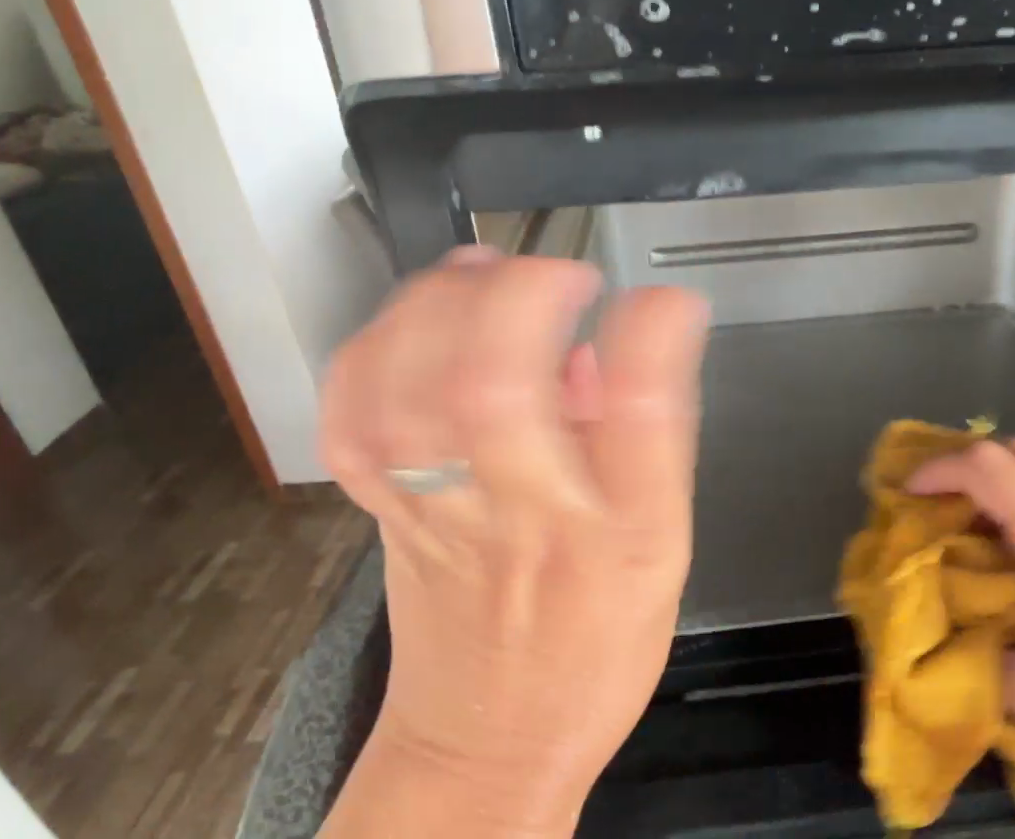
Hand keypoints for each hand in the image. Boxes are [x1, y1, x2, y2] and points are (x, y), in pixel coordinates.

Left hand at [319, 248, 709, 831]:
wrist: (492, 740)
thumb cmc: (594, 645)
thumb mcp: (664, 548)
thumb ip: (643, 442)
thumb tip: (596, 346)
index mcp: (617, 529)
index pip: (638, 415)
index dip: (650, 335)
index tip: (664, 302)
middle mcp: (525, 516)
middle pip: (492, 387)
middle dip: (523, 298)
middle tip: (560, 275)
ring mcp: (440, 513)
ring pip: (407, 393)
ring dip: (439, 308)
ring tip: (481, 273)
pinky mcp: (382, 514)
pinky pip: (349, 421)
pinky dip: (370, 352)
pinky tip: (413, 322)